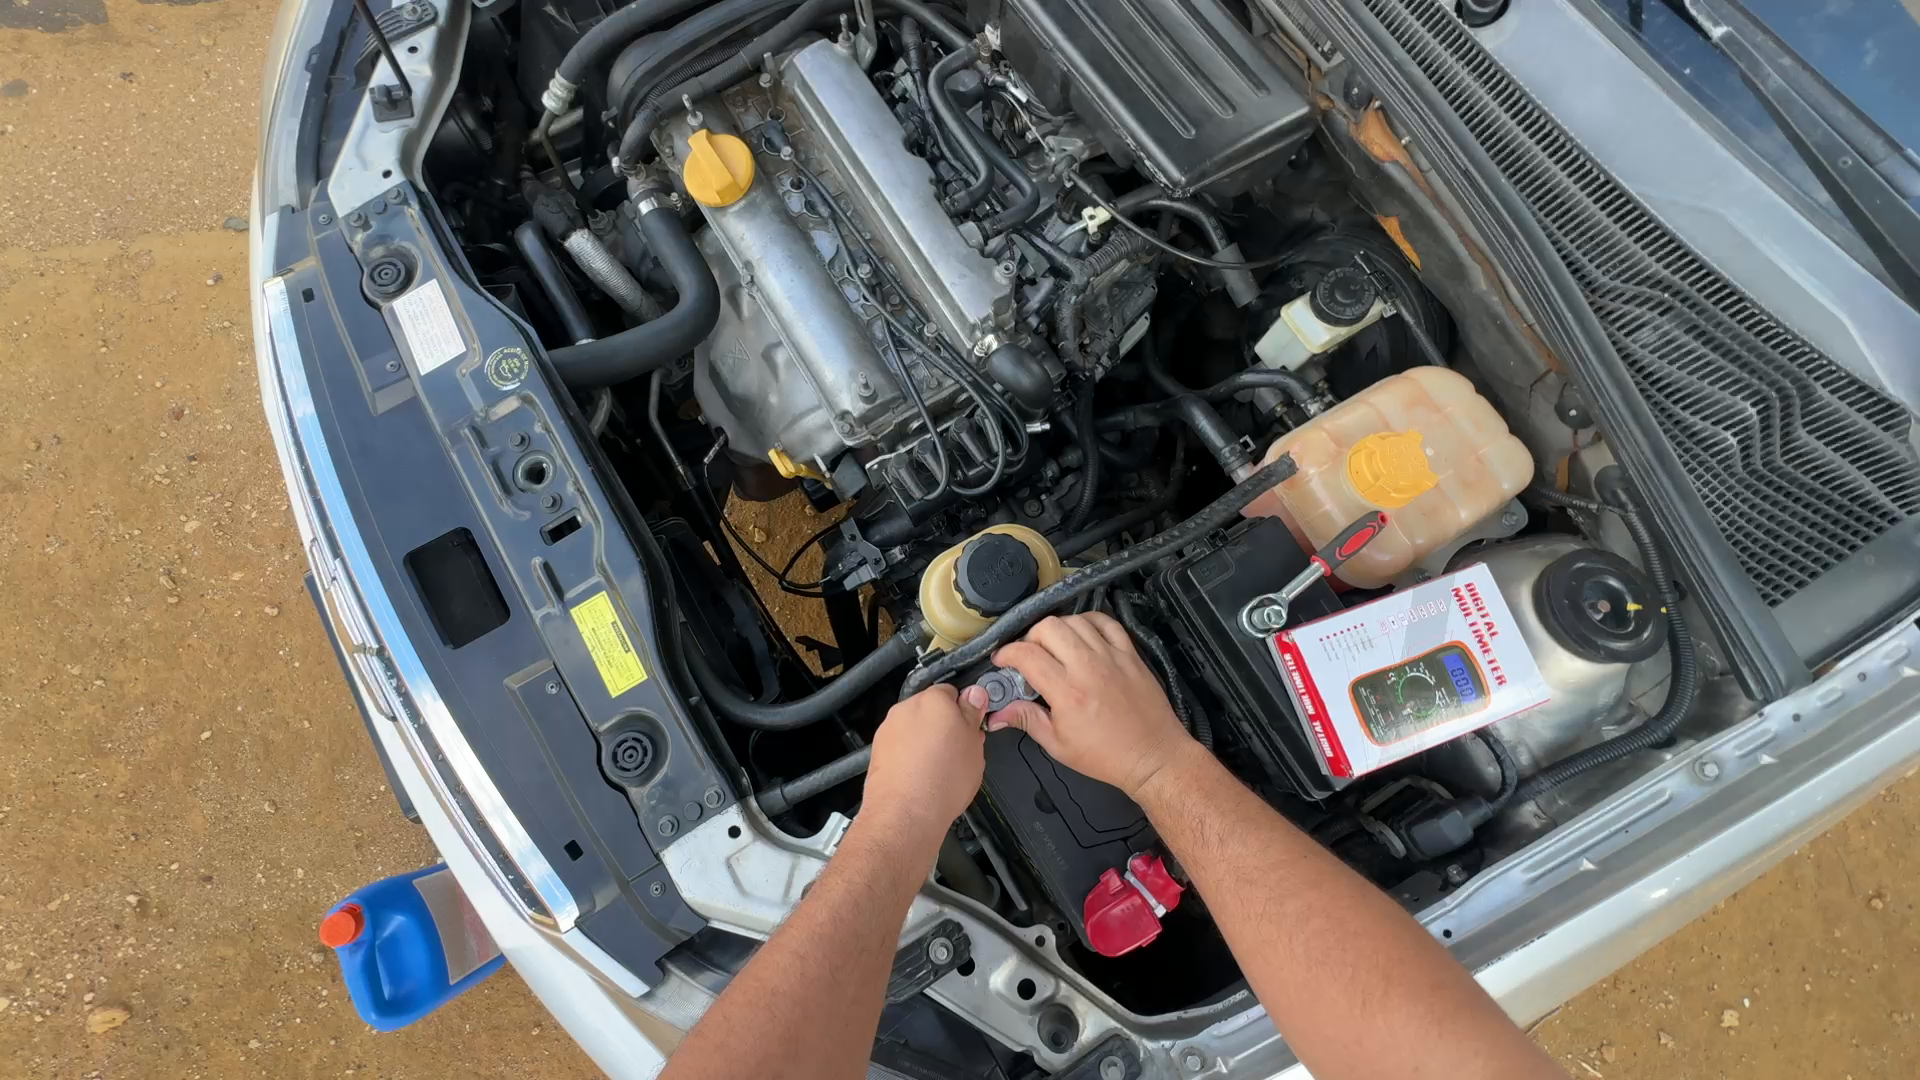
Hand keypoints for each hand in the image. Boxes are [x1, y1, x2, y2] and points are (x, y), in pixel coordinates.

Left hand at [860, 684, 990, 847]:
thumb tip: (975, 695)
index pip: (952, 691)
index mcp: (934, 699)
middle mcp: (907, 709)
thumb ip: (973, 713)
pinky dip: (910, 757)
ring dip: (925, 742)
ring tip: (940, 768)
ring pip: (914, 729)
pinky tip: (922, 776)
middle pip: (930, 710)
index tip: (971, 726)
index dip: (964, 710)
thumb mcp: (974, 744)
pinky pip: (900, 747)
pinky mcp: (878, 751)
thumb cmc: (941, 780)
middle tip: (959, 749)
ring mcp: (889, 729)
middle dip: (944, 726)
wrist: (905, 814)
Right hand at [988, 613, 1197, 798]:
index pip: (1027, 654)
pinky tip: (1083, 635)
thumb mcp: (1058, 745)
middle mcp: (1088, 667)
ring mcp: (1112, 657)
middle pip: (1048, 627)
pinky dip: (1089, 622)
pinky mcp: (1130, 654)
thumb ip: (1027, 720)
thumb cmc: (1106, 756)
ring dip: (1058, 629)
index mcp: (1067, 692)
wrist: (1153, 756)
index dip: (1007, 653)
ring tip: (1056, 647)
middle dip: (1031, 637)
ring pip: (1075, 620)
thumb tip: (998, 713)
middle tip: (1030, 655)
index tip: (1003, 660)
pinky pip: (1106, 622)